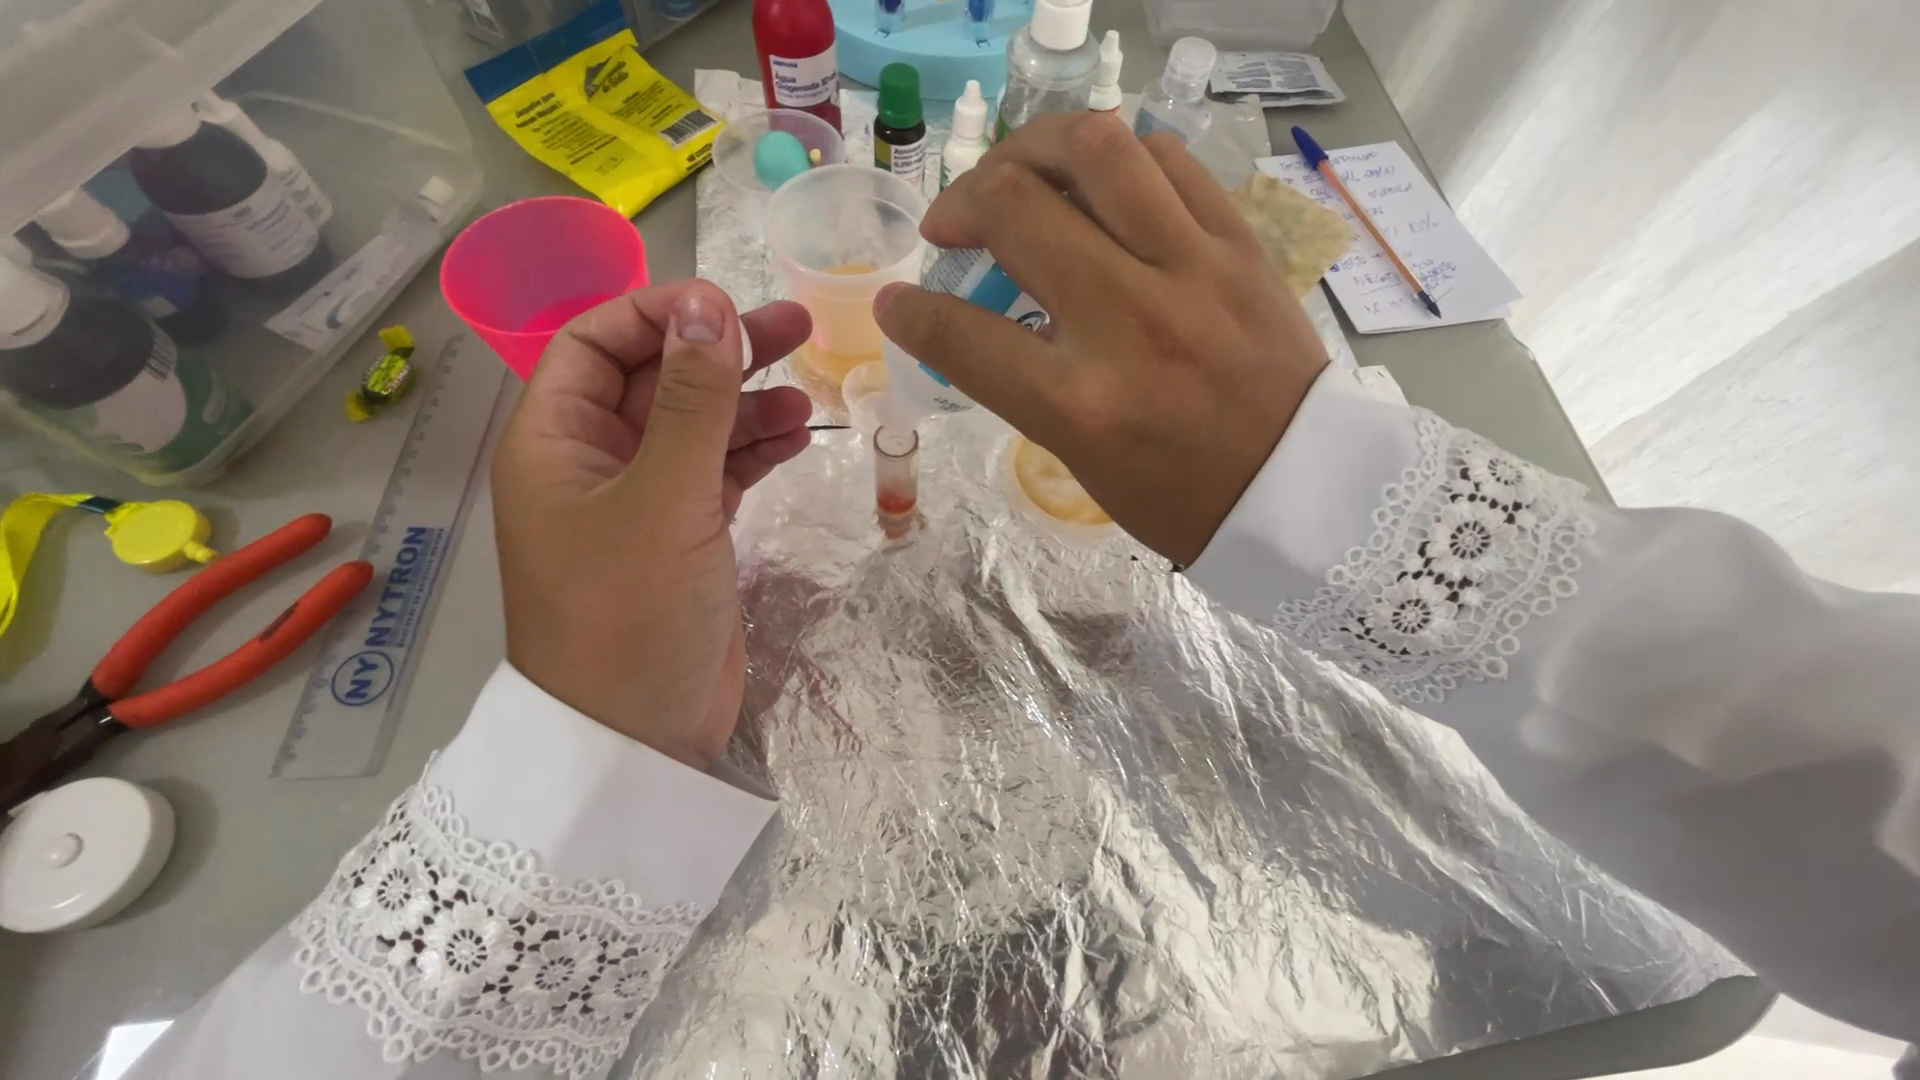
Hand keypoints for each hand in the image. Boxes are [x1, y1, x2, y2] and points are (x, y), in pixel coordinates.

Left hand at [491, 281, 813, 768]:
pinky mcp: (683, 536)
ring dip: (747, 405)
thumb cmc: (630, 612)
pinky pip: (717, 473)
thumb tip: (710, 305)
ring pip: (695, 427)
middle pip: (656, 381)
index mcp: (556, 441)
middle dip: (720, 352)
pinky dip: (754, 452)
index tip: (727, 306)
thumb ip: (692, 401)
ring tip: (808, 395)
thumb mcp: (663, 498)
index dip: (657, 315)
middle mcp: (594, 462)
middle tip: (796, 328)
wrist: (638, 736)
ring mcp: (642, 501)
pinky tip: (796, 437)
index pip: (594, 343)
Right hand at [874, 114, 1329, 565]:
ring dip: (1032, 149)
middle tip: (956, 224)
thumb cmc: (1178, 495)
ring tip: (1020, 177)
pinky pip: (1167, 158)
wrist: (1297, 486)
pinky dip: (1117, 158)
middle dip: (960, 204)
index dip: (910, 310)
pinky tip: (1100, 186)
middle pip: (1015, 209)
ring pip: (1095, 148)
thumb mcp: (1081, 458)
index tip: (898, 299)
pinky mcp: (1238, 245)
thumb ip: (1020, 383)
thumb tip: (965, 321)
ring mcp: (1191, 271)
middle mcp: (1129, 322)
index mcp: (1080, 403)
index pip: (961, 335)